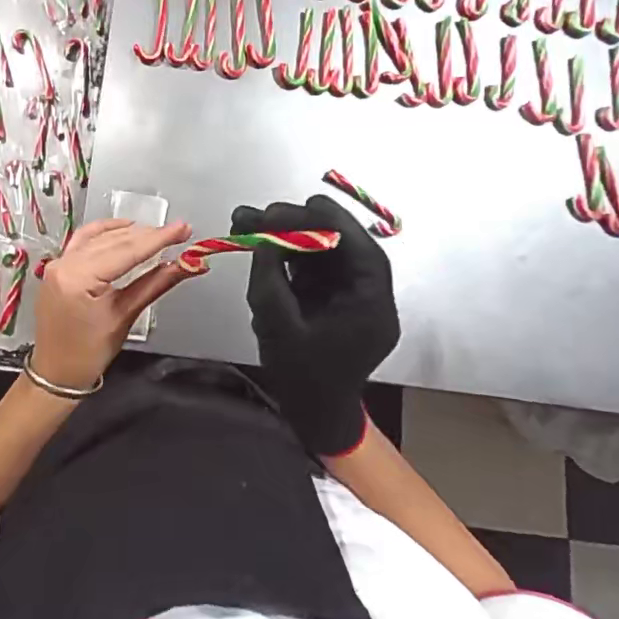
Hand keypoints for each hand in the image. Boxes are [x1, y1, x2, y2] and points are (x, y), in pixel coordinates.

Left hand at [30, 219, 193, 389]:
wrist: (56, 372)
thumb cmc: (89, 353)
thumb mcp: (125, 316)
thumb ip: (155, 284)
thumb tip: (187, 265)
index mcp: (78, 279)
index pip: (126, 251)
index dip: (158, 239)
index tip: (183, 229)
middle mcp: (64, 265)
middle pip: (113, 242)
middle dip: (148, 236)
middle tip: (179, 231)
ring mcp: (57, 264)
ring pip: (99, 239)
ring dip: (129, 234)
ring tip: (159, 232)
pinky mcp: (58, 267)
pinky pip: (83, 241)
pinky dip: (104, 233)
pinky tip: (124, 229)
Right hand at [230, 195, 398, 454]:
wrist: (312, 414)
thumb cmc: (302, 380)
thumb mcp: (281, 330)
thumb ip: (270, 283)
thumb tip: (263, 241)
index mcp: (371, 306)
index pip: (362, 252)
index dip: (335, 224)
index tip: (306, 205)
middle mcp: (365, 296)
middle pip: (339, 248)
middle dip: (300, 228)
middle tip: (260, 214)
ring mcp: (346, 297)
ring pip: (322, 254)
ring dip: (286, 237)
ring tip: (247, 222)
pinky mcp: (328, 300)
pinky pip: (310, 269)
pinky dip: (285, 256)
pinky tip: (258, 243)